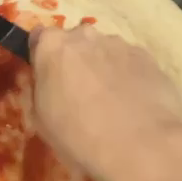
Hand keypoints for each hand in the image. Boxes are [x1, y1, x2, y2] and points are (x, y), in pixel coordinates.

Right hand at [29, 24, 181, 180]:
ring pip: (103, 50)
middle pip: (74, 41)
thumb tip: (40, 79)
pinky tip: (132, 104)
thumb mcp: (40, 121)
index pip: (39, 37)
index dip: (42, 58)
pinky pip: (128, 62)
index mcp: (52, 46)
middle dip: (74, 61)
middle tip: (78, 94)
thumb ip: (36, 90)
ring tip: (111, 103)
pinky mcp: (146, 55)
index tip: (47, 80)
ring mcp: (118, 43)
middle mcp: (85, 35)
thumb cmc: (79, 136)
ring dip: (102, 68)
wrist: (142, 145)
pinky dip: (127, 76)